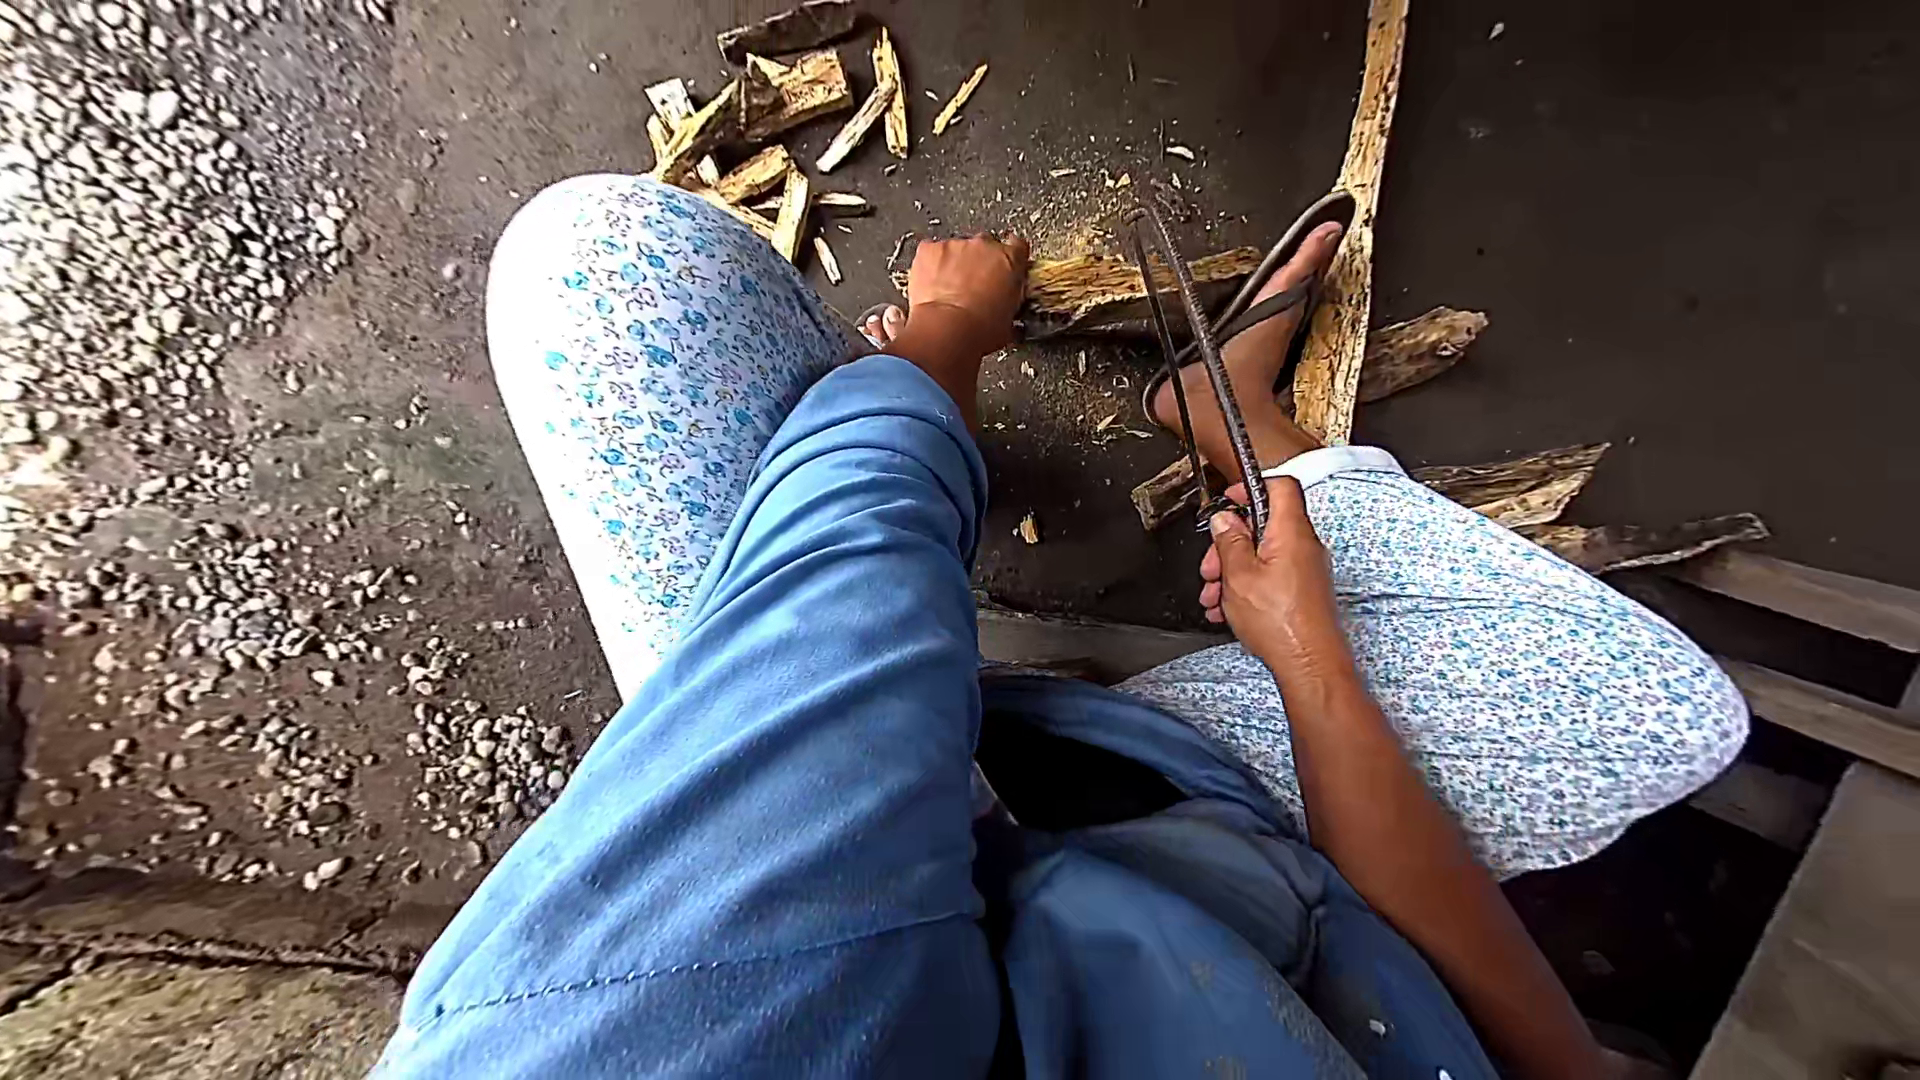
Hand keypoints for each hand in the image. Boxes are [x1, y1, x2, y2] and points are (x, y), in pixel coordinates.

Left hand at [904, 233, 1029, 355]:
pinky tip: (931, 289)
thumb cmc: (979, 331)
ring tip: (948, 295)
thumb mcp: (1007, 324)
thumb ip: (1010, 307)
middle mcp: (984, 246)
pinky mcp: (929, 250)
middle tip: (972, 291)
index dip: (1009, 262)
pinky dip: (930, 268)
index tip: (1003, 273)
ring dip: (953, 268)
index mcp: (1010, 261)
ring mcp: (955, 246)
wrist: (947, 331)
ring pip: (955, 251)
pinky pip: (929, 254)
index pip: (1017, 249)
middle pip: (983, 248)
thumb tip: (1006, 314)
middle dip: (979, 265)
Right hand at [1200, 476, 1345, 673]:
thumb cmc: (1281, 624)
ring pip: (1260, 554)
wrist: (1308, 664)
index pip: (1279, 487)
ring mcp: (1304, 569)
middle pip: (1261, 526)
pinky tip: (1227, 606)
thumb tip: (1225, 520)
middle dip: (1228, 543)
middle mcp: (1303, 547)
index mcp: (1291, 534)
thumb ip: (1229, 541)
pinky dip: (1244, 584)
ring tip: (1214, 594)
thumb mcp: (1238, 575)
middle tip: (1212, 564)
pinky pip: (1268, 575)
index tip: (1229, 498)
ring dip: (1231, 569)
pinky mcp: (1301, 589)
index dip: (1251, 487)